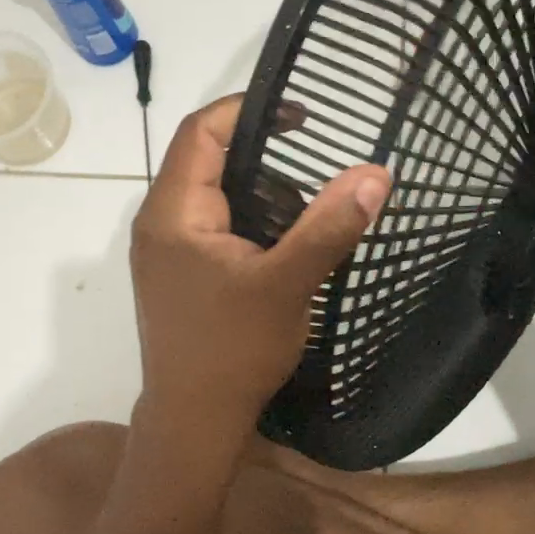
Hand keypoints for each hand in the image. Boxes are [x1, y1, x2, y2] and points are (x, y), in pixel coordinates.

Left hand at [131, 95, 390, 429]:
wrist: (194, 421)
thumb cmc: (234, 350)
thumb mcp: (287, 284)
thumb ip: (330, 226)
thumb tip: (376, 173)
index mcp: (174, 213)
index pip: (202, 131)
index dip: (249, 111)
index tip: (304, 119)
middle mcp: (158, 224)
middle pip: (208, 164)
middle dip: (266, 165)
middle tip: (316, 184)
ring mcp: (165, 254)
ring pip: (215, 201)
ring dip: (262, 202)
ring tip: (305, 227)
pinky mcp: (177, 278)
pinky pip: (214, 232)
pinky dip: (251, 230)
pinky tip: (282, 257)